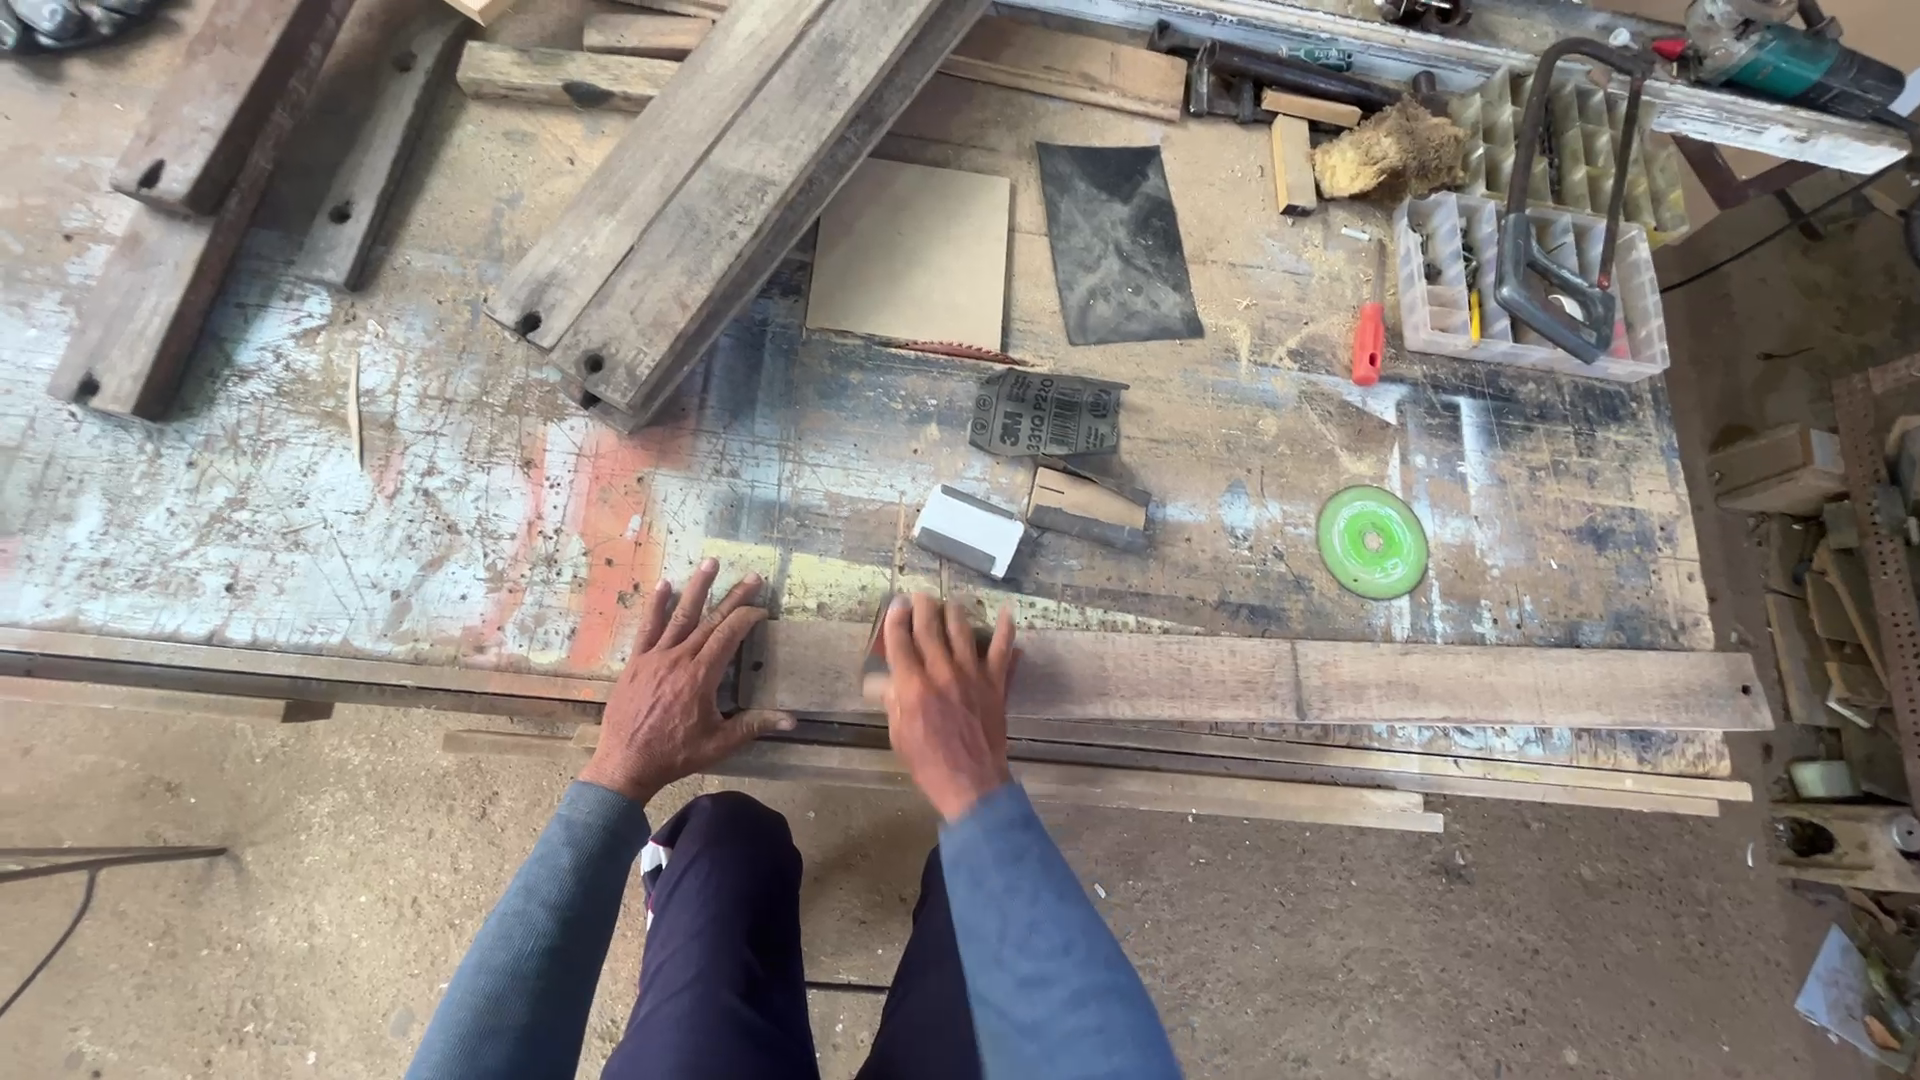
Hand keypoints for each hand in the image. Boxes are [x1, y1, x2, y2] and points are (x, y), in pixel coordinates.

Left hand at [578, 558, 794, 804]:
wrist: (626, 764)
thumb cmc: (676, 754)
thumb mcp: (720, 743)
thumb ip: (755, 725)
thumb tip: (792, 719)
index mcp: (701, 675)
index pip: (729, 634)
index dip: (748, 618)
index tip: (762, 611)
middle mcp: (679, 658)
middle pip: (711, 619)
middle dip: (734, 596)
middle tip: (752, 576)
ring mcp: (655, 657)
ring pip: (680, 615)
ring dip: (698, 588)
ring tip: (710, 562)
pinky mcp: (636, 662)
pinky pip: (647, 628)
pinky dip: (656, 605)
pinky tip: (664, 585)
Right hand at [881, 593, 1017, 822]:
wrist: (971, 782)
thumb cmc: (928, 762)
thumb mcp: (898, 734)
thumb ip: (894, 701)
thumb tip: (888, 680)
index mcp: (913, 686)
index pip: (900, 641)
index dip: (896, 618)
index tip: (897, 604)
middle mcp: (941, 672)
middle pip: (930, 627)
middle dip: (923, 606)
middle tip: (920, 596)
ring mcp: (972, 675)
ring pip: (962, 631)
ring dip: (954, 611)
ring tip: (950, 602)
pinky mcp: (995, 683)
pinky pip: (1003, 650)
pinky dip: (1006, 630)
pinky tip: (1008, 612)